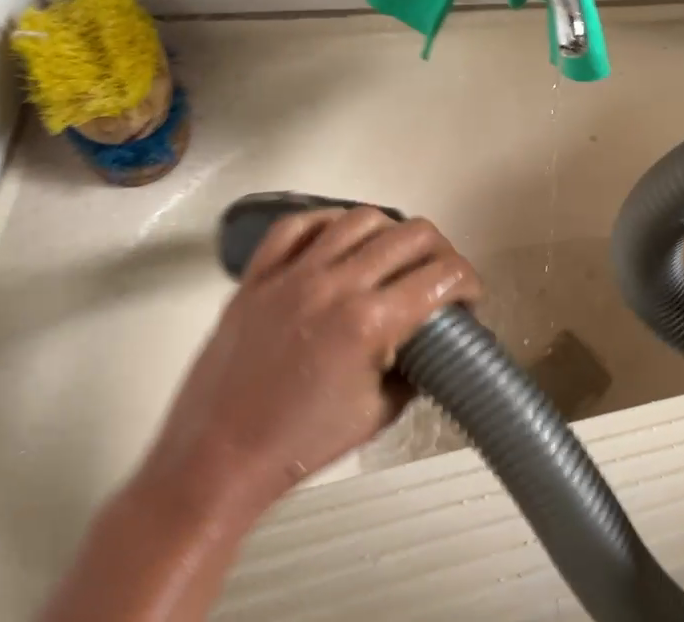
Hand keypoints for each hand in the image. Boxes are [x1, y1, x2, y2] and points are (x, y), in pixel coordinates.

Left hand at [141, 207, 480, 514]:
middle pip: (413, 234)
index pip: (444, 273)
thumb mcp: (382, 412)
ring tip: (392, 259)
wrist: (213, 463)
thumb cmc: (303, 446)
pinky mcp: (255, 278)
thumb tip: (437, 341)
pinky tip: (340, 243)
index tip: (468, 299)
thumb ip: (418, 365)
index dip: (470, 282)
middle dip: (442, 252)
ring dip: (391, 233)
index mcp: (371, 322)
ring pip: (361, 219)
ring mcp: (291, 277)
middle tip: (439, 278)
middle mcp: (335, 286)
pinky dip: (328, 225)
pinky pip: (298, 226)